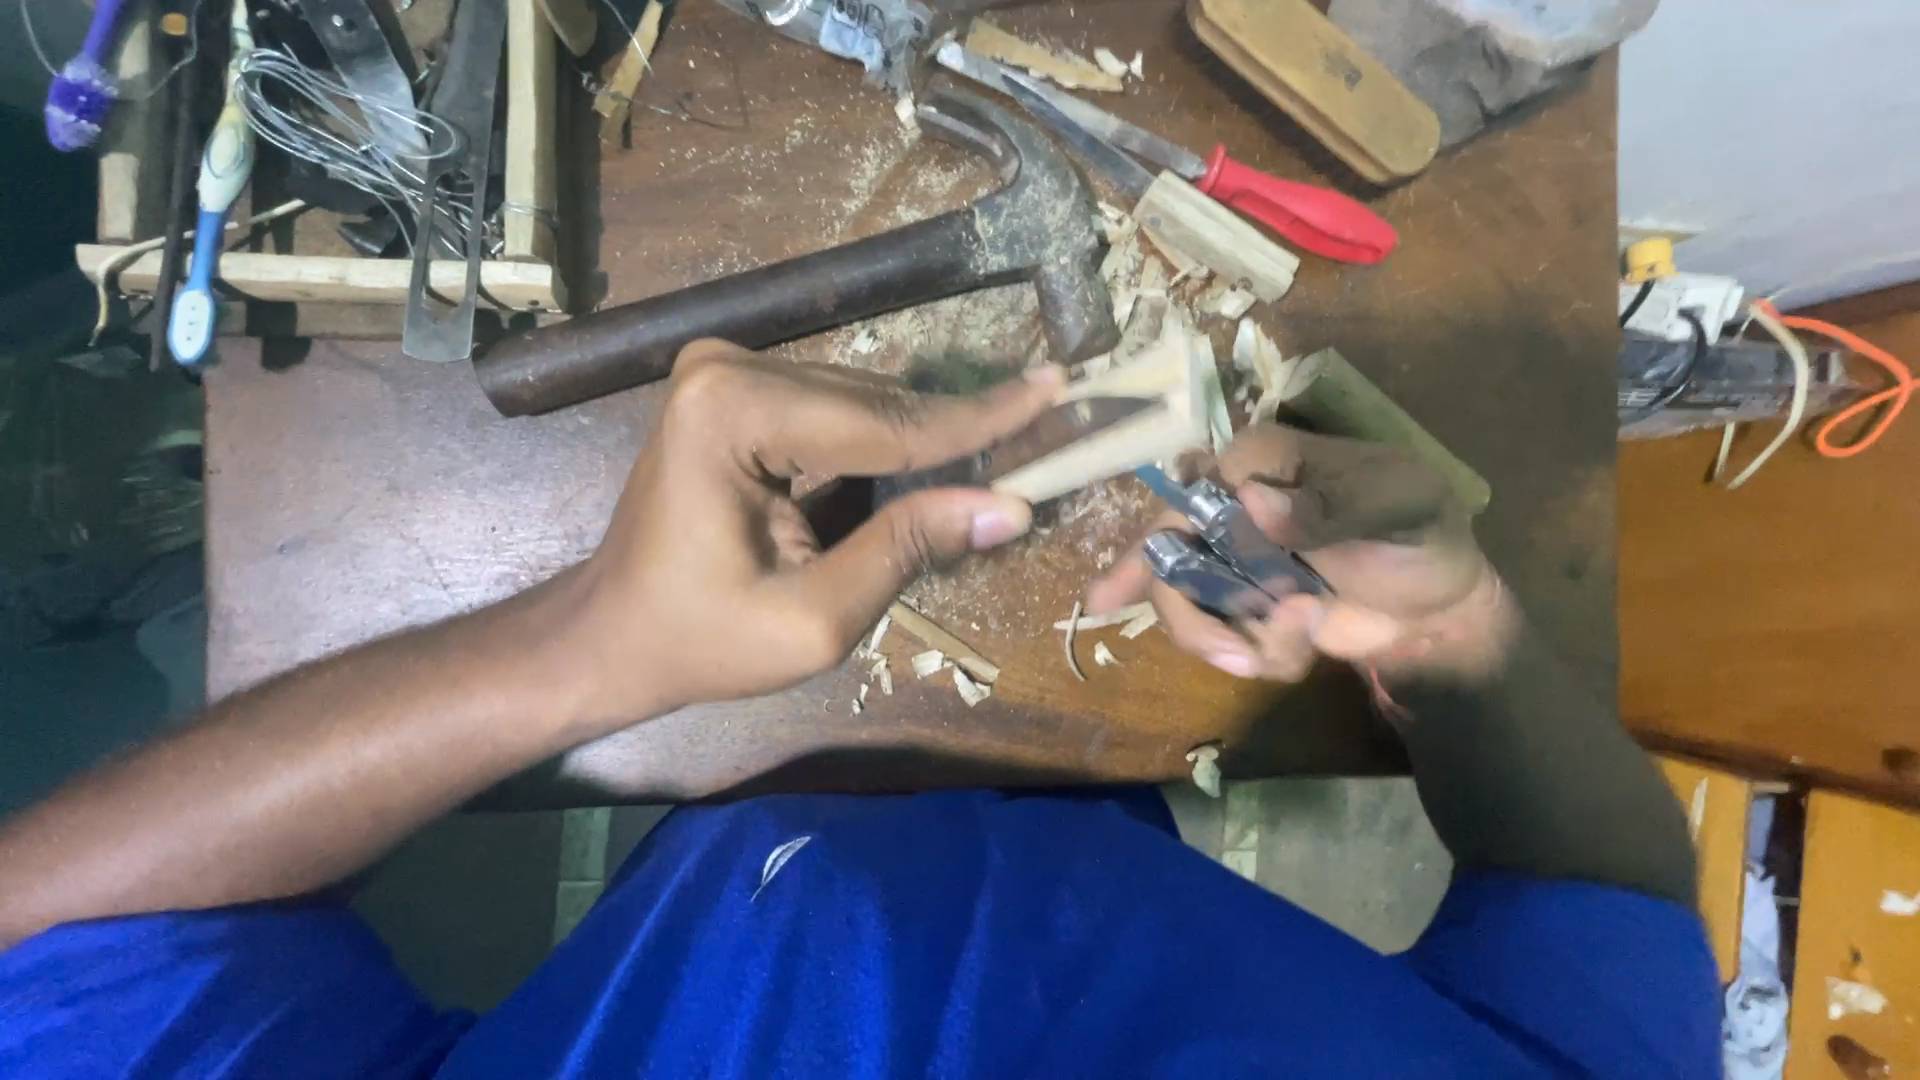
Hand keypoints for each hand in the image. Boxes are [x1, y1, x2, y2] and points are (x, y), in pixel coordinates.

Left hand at [555, 341, 1063, 728]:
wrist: (613, 634)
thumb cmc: (701, 642)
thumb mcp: (816, 618)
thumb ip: (908, 549)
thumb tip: (1008, 507)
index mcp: (736, 414)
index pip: (887, 423)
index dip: (979, 422)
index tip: (1054, 391)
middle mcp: (730, 369)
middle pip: (878, 405)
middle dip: (961, 429)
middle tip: (1047, 421)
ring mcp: (727, 373)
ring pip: (865, 404)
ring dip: (930, 435)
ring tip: (1010, 438)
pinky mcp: (736, 392)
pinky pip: (837, 413)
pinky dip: (889, 441)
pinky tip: (943, 452)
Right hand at [1085, 425, 1515, 683]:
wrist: (1436, 608)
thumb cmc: (1420, 537)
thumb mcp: (1399, 506)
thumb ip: (1333, 505)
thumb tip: (1253, 500)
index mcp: (1262, 462)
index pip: (1195, 485)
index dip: (1177, 531)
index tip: (1150, 582)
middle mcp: (1227, 503)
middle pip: (1161, 548)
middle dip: (1191, 616)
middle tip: (1240, 658)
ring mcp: (1221, 556)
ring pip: (1173, 598)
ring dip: (1228, 641)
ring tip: (1286, 658)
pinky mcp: (1229, 602)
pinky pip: (1208, 632)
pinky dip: (1252, 654)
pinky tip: (1292, 655)